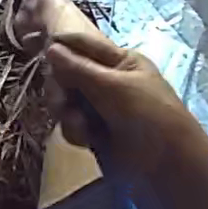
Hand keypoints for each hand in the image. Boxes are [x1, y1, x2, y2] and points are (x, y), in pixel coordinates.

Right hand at [46, 28, 205, 175]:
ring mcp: (100, 106)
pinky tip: (86, 138)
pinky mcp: (95, 130)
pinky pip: (71, 123)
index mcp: (120, 61)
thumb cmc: (147, 114)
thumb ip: (78, 68)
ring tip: (79, 125)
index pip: (84, 44)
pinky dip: (75, 131)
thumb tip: (50, 47)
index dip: (62, 44)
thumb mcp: (112, 86)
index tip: (39, 46)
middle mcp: (107, 80)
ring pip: (66, 100)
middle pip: (67, 73)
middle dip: (61, 87)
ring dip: (67, 112)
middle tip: (62, 100)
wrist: (168, 164)